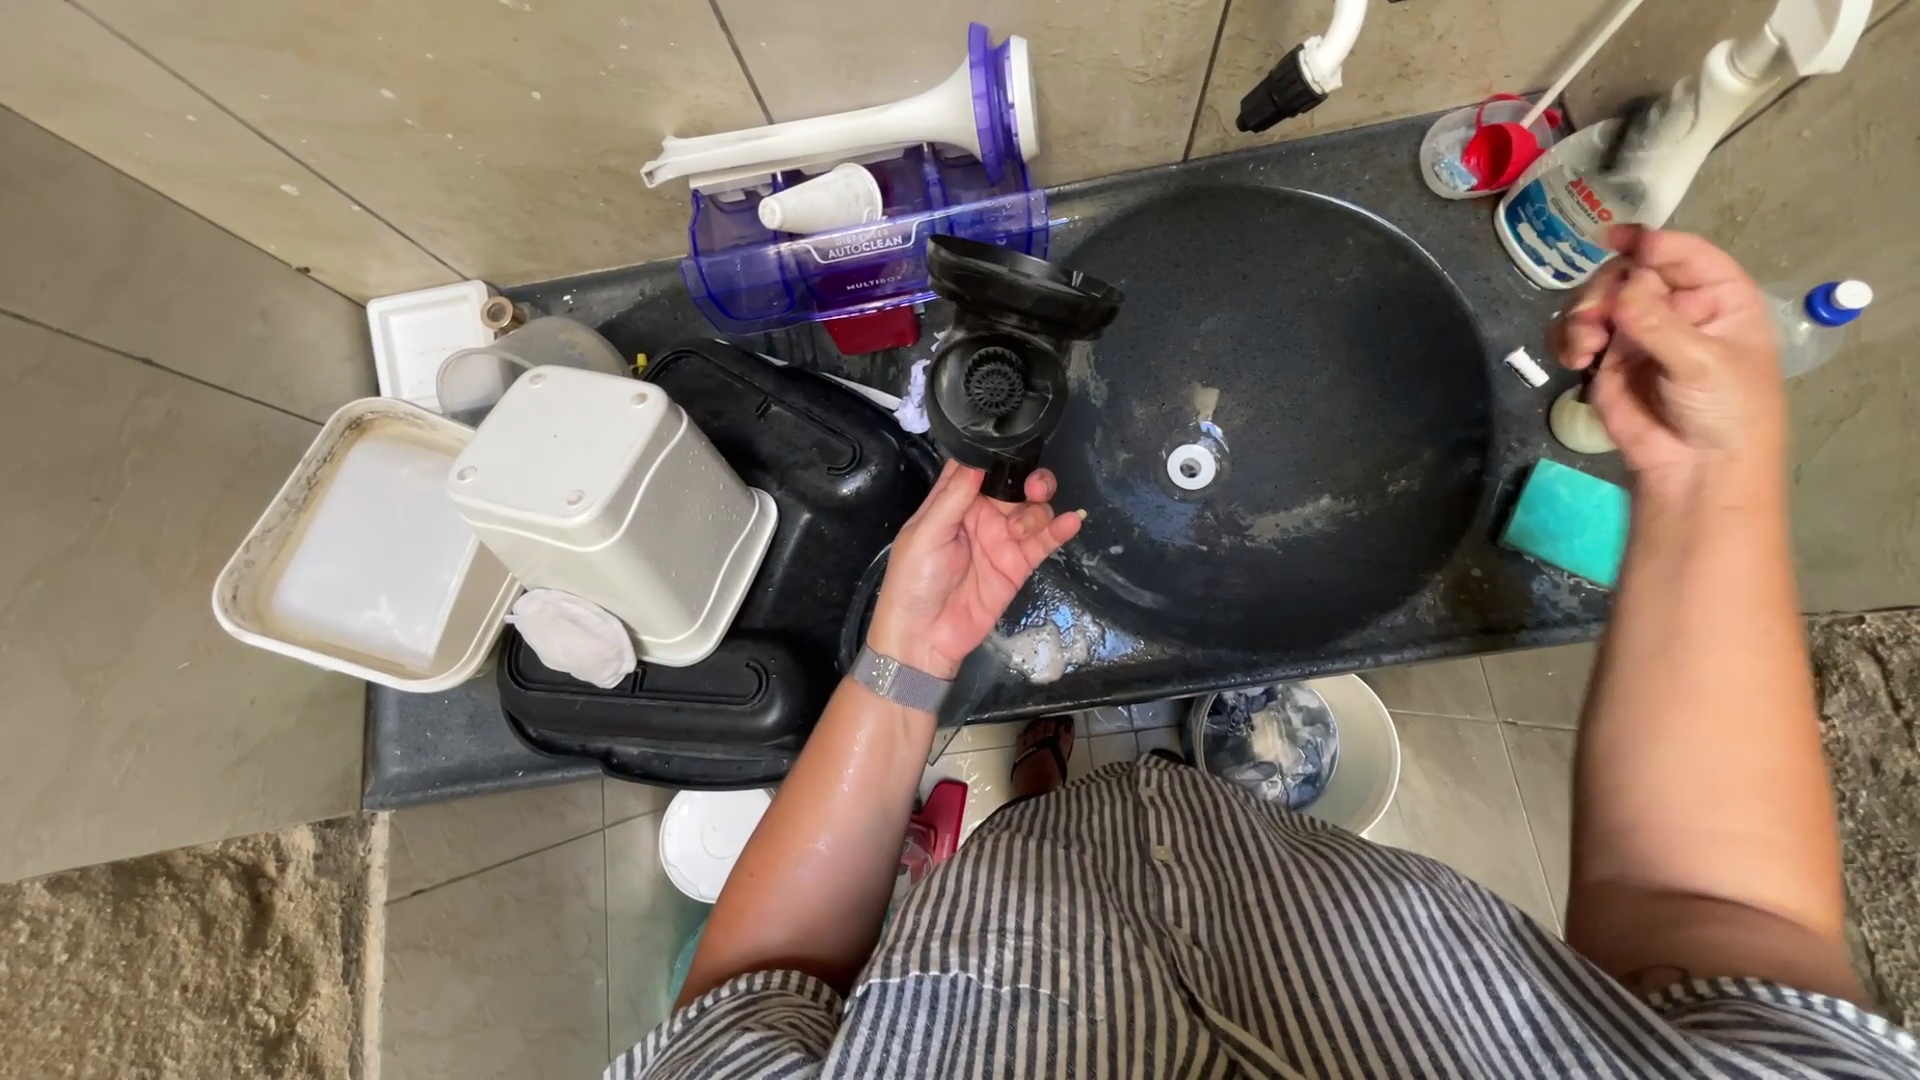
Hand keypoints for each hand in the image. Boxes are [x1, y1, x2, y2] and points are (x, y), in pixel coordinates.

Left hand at [866, 462, 1081, 680]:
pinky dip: (1060, 529)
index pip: (976, 468)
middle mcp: (980, 516)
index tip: (1010, 445)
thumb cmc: (913, 582)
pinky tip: (1070, 521)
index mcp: (951, 503)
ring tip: (1021, 530)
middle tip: (1032, 487)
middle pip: (1013, 484)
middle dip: (1028, 479)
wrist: (924, 638)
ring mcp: (1002, 540)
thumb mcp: (925, 534)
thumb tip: (975, 462)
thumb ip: (953, 498)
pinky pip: (1044, 542)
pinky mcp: (1018, 564)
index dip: (994, 455)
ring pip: (1032, 510)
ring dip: (1036, 510)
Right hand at [1551, 227, 1785, 492]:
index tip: (1611, 238)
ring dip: (1580, 318)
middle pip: (1627, 276)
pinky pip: (1575, 336)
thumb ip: (1661, 325)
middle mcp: (1673, 310)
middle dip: (1602, 292)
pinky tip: (1573, 358)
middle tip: (1593, 319)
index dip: (1649, 243)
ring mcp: (1635, 336)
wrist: (1695, 464)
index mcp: (1716, 299)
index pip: (1682, 256)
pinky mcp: (1604, 362)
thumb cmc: (1725, 409)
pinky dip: (1566, 340)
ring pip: (1594, 304)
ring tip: (1583, 347)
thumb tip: (1621, 290)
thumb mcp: (1703, 363)